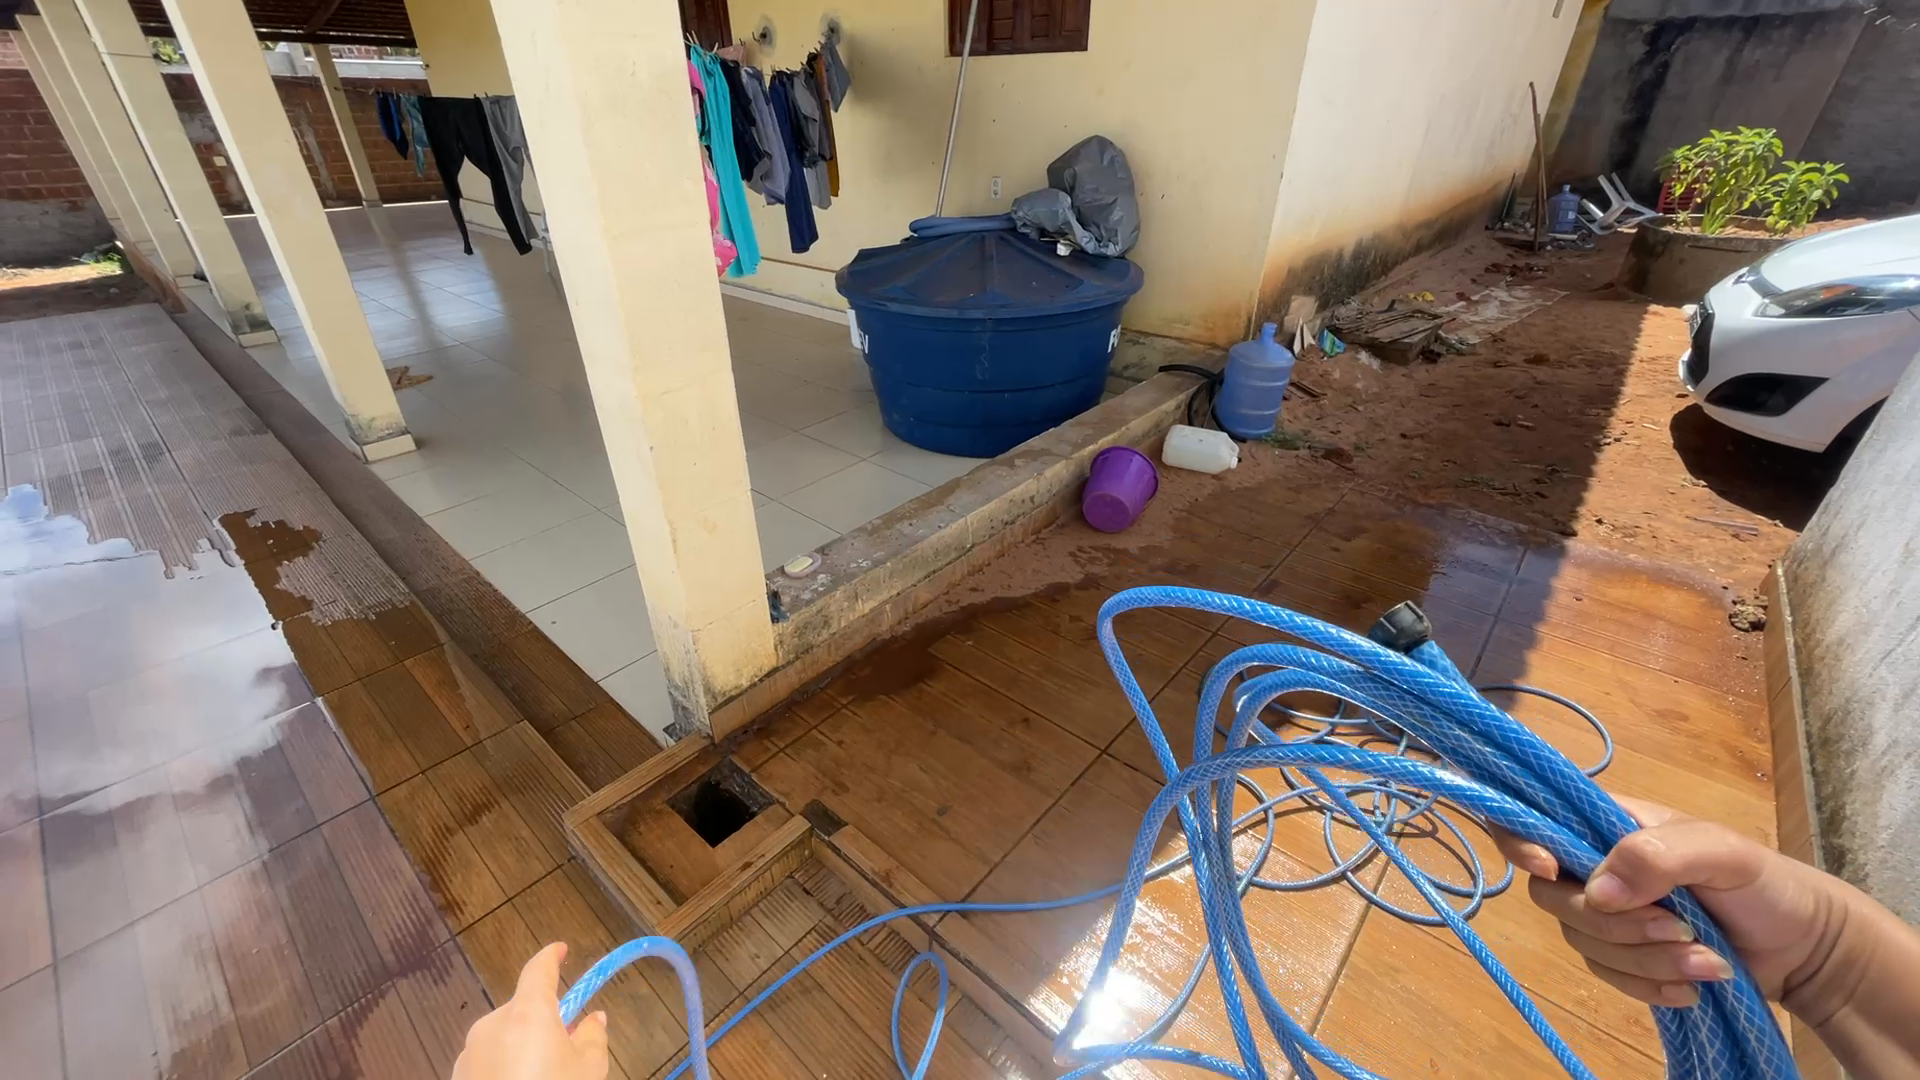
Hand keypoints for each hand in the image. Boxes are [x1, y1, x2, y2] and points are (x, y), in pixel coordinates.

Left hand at [453, 942, 610, 1079]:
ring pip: (501, 1038)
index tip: (560, 950)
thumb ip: (592, 1036)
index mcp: (526, 1012)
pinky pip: (485, 1064)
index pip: (538, 969)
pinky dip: (501, 1069)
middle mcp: (491, 1027)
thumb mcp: (588, 1068)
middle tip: (562, 1045)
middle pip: (521, 1009)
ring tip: (539, 1075)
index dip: (551, 956)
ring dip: (519, 1046)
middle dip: (541, 1020)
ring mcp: (467, 1058)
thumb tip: (591, 1020)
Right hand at [1493, 796, 1844, 1015]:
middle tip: (1676, 928)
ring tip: (1708, 963)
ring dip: (1642, 957)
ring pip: (1578, 938)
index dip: (1517, 842)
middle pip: (1549, 893)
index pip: (1522, 820)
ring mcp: (1600, 910)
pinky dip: (1646, 984)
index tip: (1550, 869)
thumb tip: (1599, 891)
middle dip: (1608, 922)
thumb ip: (1654, 856)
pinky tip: (1691, 986)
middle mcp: (1584, 863)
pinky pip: (1604, 972)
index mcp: (1593, 824)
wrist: (1811, 948)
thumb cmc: (1762, 882)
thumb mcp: (1719, 852)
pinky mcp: (1619, 953)